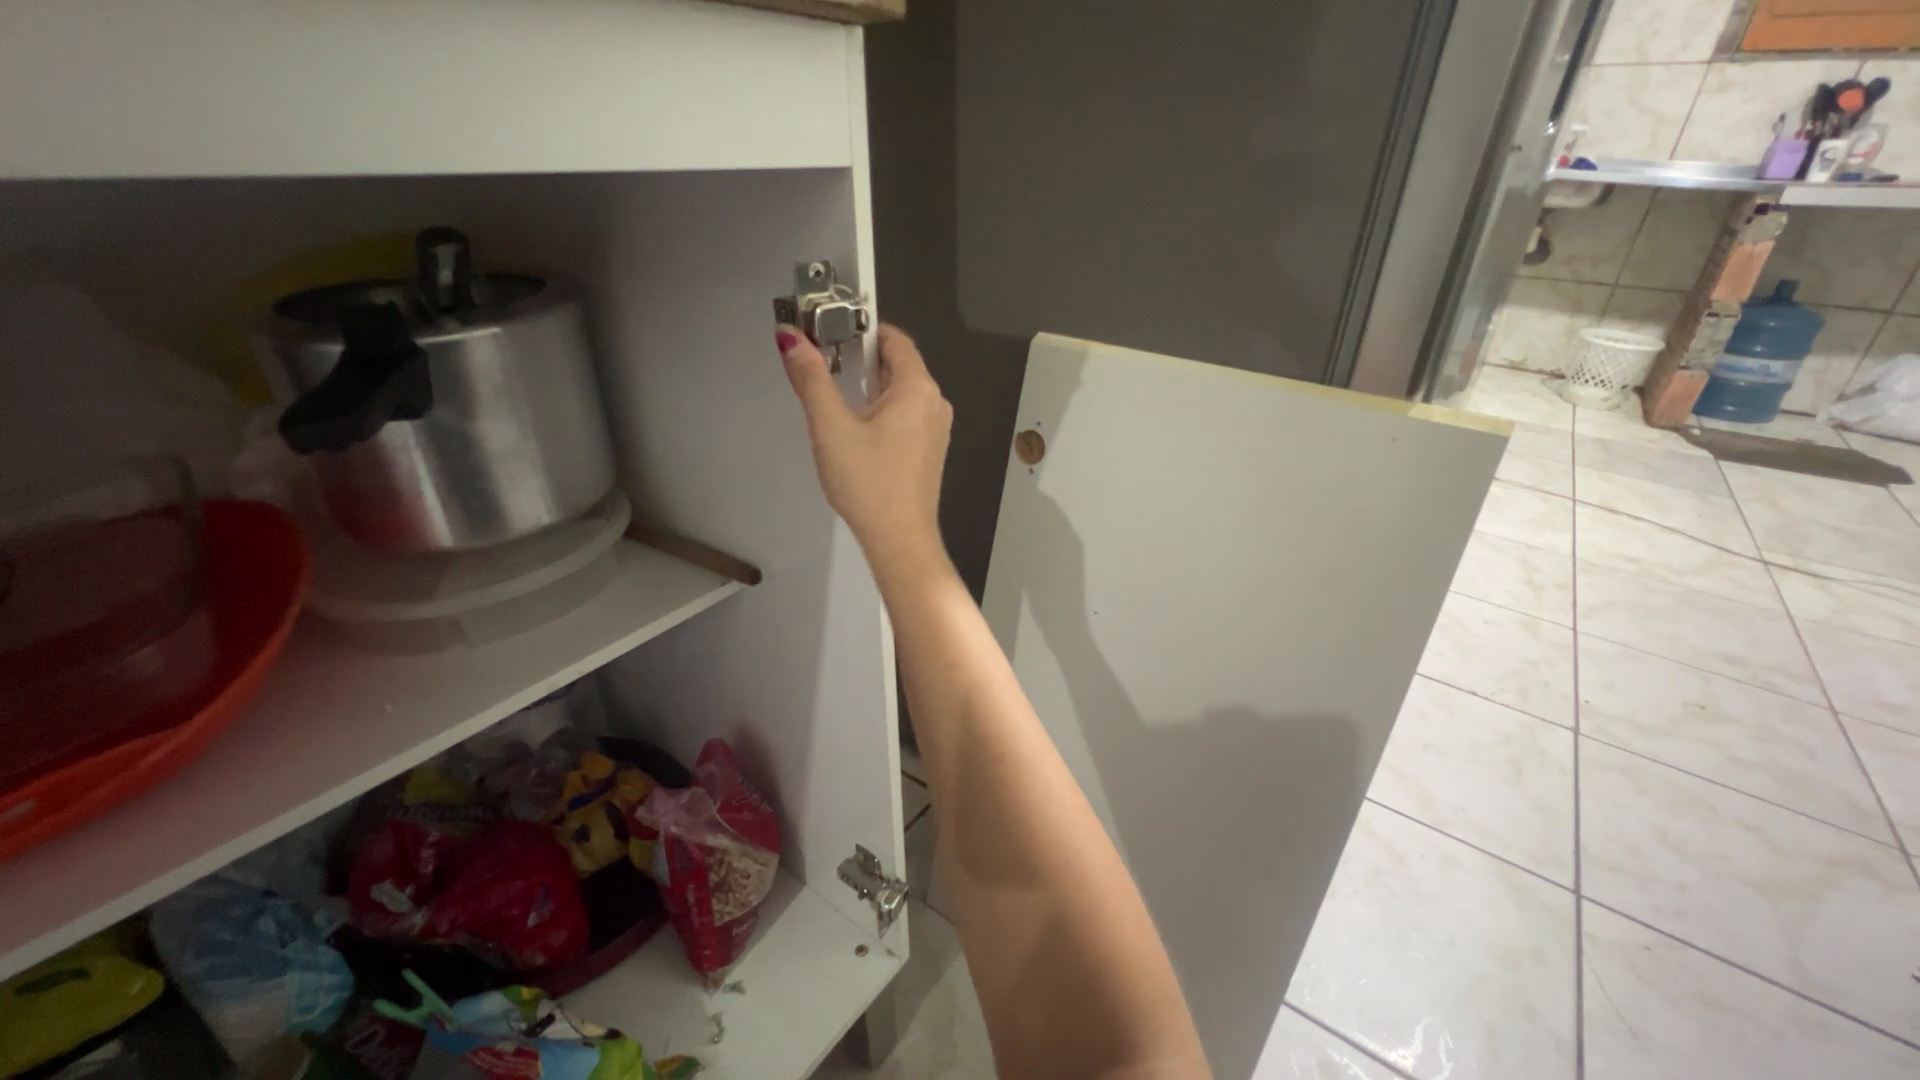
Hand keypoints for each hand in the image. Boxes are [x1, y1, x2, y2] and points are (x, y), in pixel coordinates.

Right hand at [777, 323, 953, 584]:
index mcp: (918, 389)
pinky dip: (882, 412)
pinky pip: (906, 417)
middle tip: (824, 365)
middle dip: (861, 359)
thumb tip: (789, 336)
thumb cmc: (868, 482)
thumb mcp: (830, 426)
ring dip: (870, 388)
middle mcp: (935, 404)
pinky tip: (857, 430)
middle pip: (898, 365)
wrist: (899, 540)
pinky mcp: (930, 453)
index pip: (894, 339)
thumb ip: (810, 378)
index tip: (830, 332)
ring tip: (835, 400)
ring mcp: (936, 430)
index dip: (862, 329)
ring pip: (901, 393)